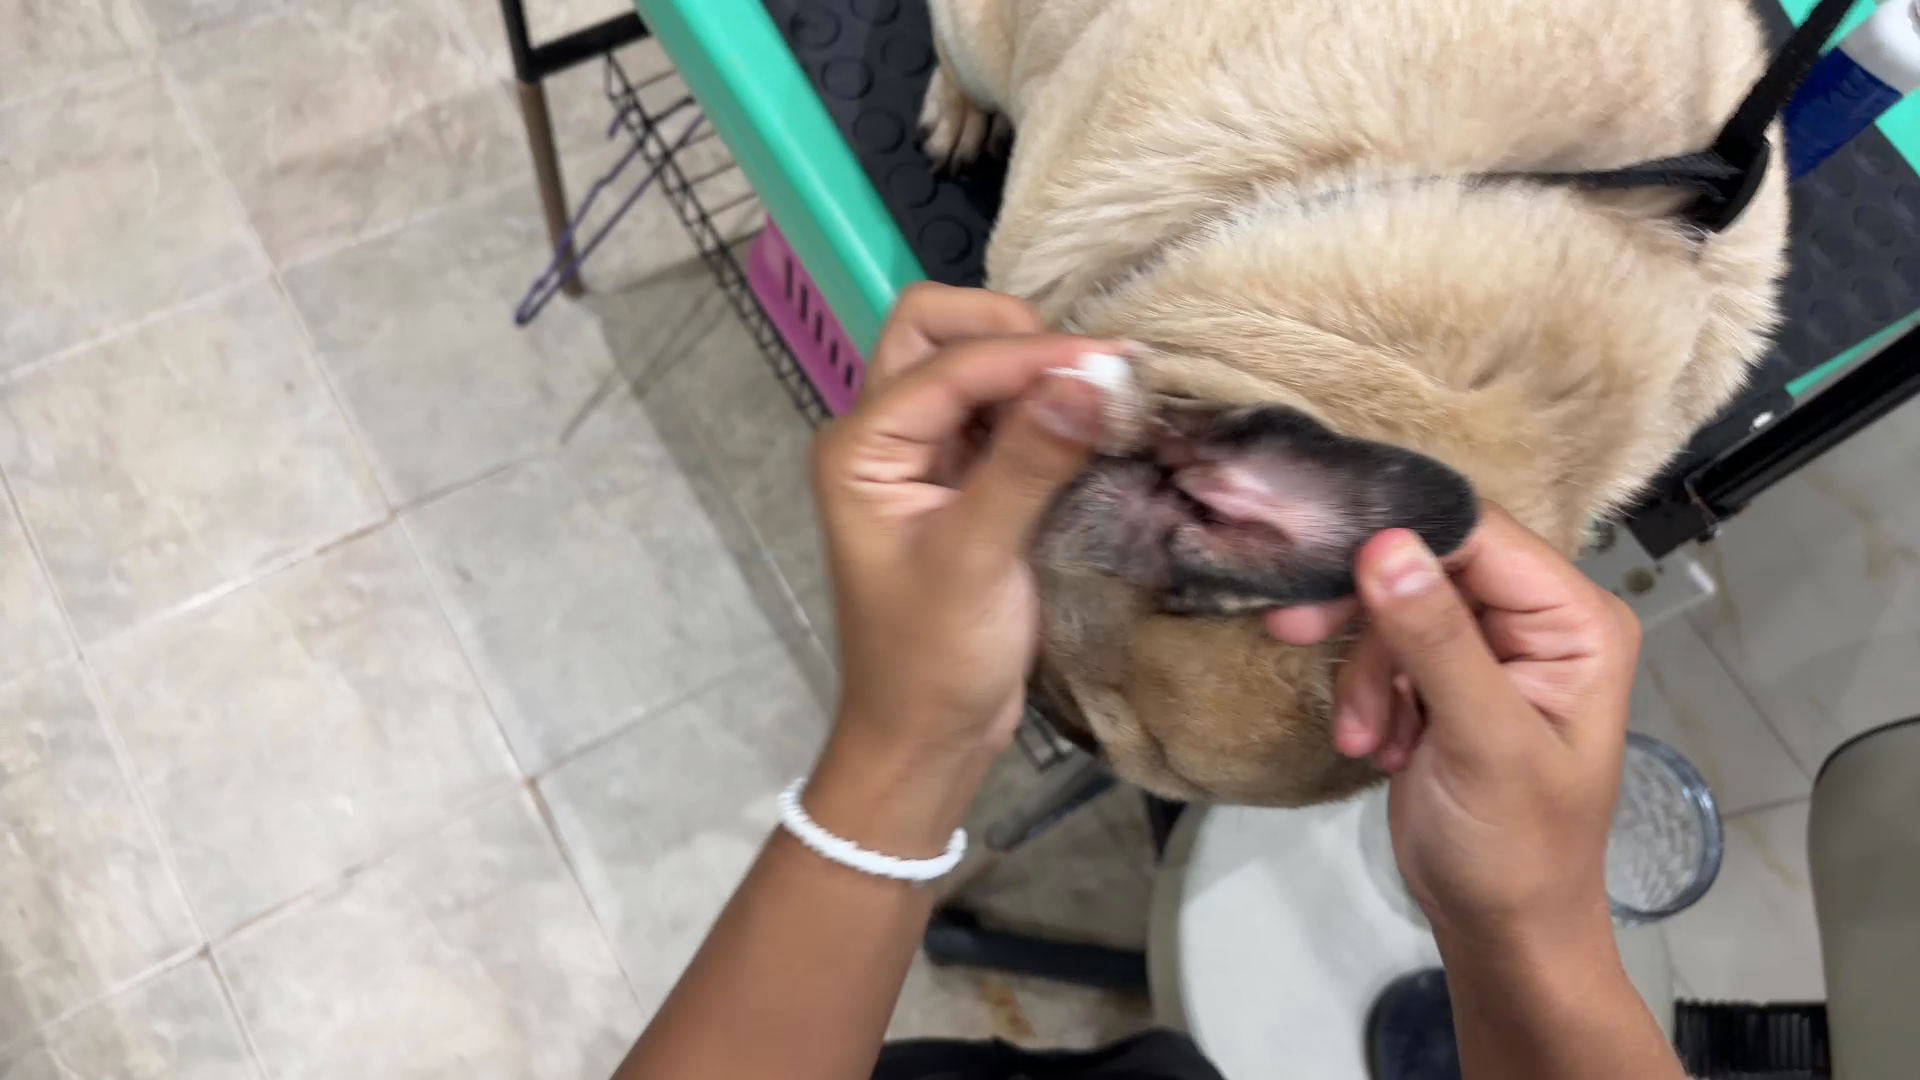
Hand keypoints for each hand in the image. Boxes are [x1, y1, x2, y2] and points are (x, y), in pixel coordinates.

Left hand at [806, 284, 1129, 851]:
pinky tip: (1086, 420)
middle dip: (1009, 335)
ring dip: (1030, 367)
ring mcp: (922, 458)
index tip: (1114, 365)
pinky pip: (998, 417)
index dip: (1030, 357)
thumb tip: (1091, 376)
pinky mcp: (961, 484)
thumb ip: (1027, 463)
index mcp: (861, 447)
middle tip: (1084, 369)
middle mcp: (883, 437)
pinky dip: (1040, 407)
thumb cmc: (932, 658)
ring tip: (1099, 388)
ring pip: (969, 369)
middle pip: (935, 334)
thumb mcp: (975, 559)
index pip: (948, 365)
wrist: (926, 731)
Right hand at [1335, 506, 1641, 943]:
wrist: (1497, 921)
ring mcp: (1479, 646)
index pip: (1476, 535)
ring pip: (1387, 608)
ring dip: (1360, 672)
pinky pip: (1376, 648)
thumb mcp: (1480, 741)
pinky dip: (1361, 693)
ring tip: (1361, 736)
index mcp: (1571, 619)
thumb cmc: (1514, 842)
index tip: (1321, 568)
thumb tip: (1384, 544)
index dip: (1399, 540)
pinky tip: (1373, 743)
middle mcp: (1529, 619)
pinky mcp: (1435, 674)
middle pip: (1422, 566)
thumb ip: (1435, 639)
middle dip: (1362, 612)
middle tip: (1292, 629)